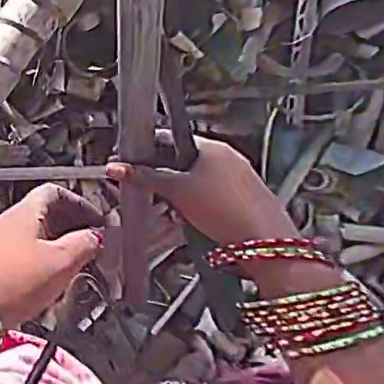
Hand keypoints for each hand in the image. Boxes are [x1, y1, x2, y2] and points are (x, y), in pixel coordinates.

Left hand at [0, 184, 106, 326]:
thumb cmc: (14, 281)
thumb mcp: (61, 261)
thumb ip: (84, 244)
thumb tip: (95, 237)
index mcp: (24, 212)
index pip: (54, 192)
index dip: (80, 203)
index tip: (96, 219)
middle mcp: (9, 222)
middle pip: (46, 213)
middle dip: (73, 227)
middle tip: (91, 243)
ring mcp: (1, 241)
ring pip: (38, 234)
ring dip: (60, 245)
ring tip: (77, 263)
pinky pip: (27, 253)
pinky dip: (45, 260)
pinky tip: (54, 279)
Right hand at [103, 135, 299, 246]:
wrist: (265, 245)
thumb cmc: (227, 212)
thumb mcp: (175, 191)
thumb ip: (143, 177)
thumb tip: (118, 167)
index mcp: (212, 147)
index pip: (167, 138)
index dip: (143, 150)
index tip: (128, 161)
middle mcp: (226, 158)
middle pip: (178, 160)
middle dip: (159, 177)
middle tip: (145, 189)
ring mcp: (235, 178)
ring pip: (192, 179)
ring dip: (175, 193)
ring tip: (168, 209)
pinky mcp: (241, 198)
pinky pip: (206, 194)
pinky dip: (192, 204)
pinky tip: (186, 218)